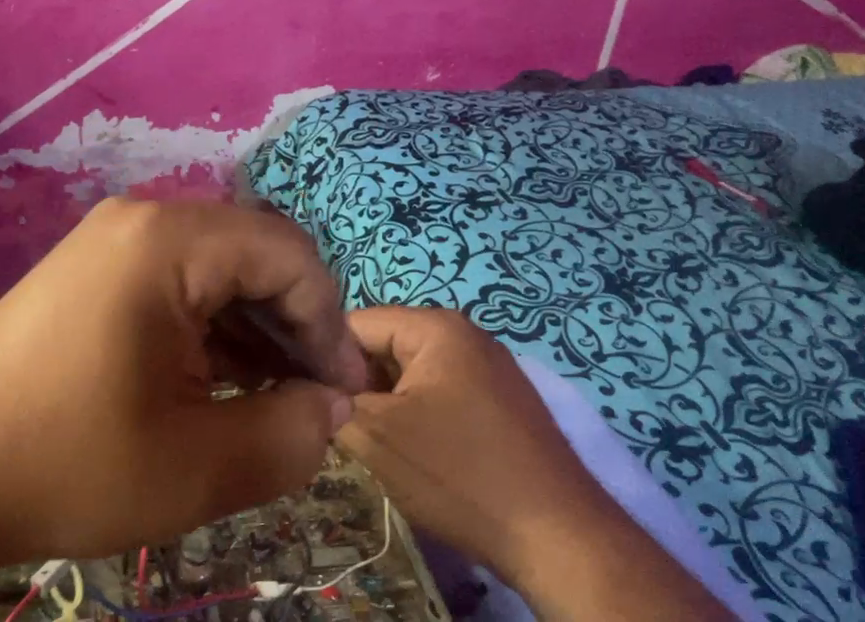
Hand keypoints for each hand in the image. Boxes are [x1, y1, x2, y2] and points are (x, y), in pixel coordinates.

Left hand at [0, 198, 367, 561]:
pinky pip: (170, 285)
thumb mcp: (199, 466)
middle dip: (293, 324)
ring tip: (272, 402)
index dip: (330, 322)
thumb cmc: (70, 462)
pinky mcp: (85, 275)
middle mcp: (137, 220)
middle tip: (316, 401)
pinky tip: (218, 386)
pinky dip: (207, 329)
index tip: (346, 395)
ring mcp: (105, 244)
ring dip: (252, 330)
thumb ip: (292, 433)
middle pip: (250, 253)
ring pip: (211, 270)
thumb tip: (335, 405)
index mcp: (167, 240)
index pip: (287, 252)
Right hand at [337, 308, 729, 620]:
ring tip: (367, 441)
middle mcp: (466, 334)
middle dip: (354, 382)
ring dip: (384, 403)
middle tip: (332, 424)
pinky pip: (441, 394)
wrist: (561, 541)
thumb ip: (329, 401)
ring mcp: (490, 369)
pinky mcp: (503, 404)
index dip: (320, 357)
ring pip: (410, 374)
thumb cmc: (460, 475)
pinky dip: (417, 416)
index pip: (353, 323)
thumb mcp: (375, 436)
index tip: (303, 397)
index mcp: (436, 326)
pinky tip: (410, 453)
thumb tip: (305, 386)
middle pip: (383, 346)